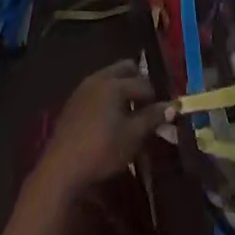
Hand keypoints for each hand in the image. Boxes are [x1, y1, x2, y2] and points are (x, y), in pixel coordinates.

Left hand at [36, 62, 173, 196]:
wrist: (62, 166)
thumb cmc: (102, 150)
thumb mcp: (133, 136)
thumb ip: (152, 117)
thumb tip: (171, 106)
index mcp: (114, 84)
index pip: (143, 83)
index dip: (156, 98)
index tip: (162, 114)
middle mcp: (98, 79)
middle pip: (124, 68)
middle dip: (139, 81)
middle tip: (147, 105)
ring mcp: (83, 88)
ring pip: (109, 77)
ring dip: (122, 88)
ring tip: (131, 112)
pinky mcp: (74, 101)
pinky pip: (97, 88)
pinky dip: (108, 95)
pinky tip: (111, 117)